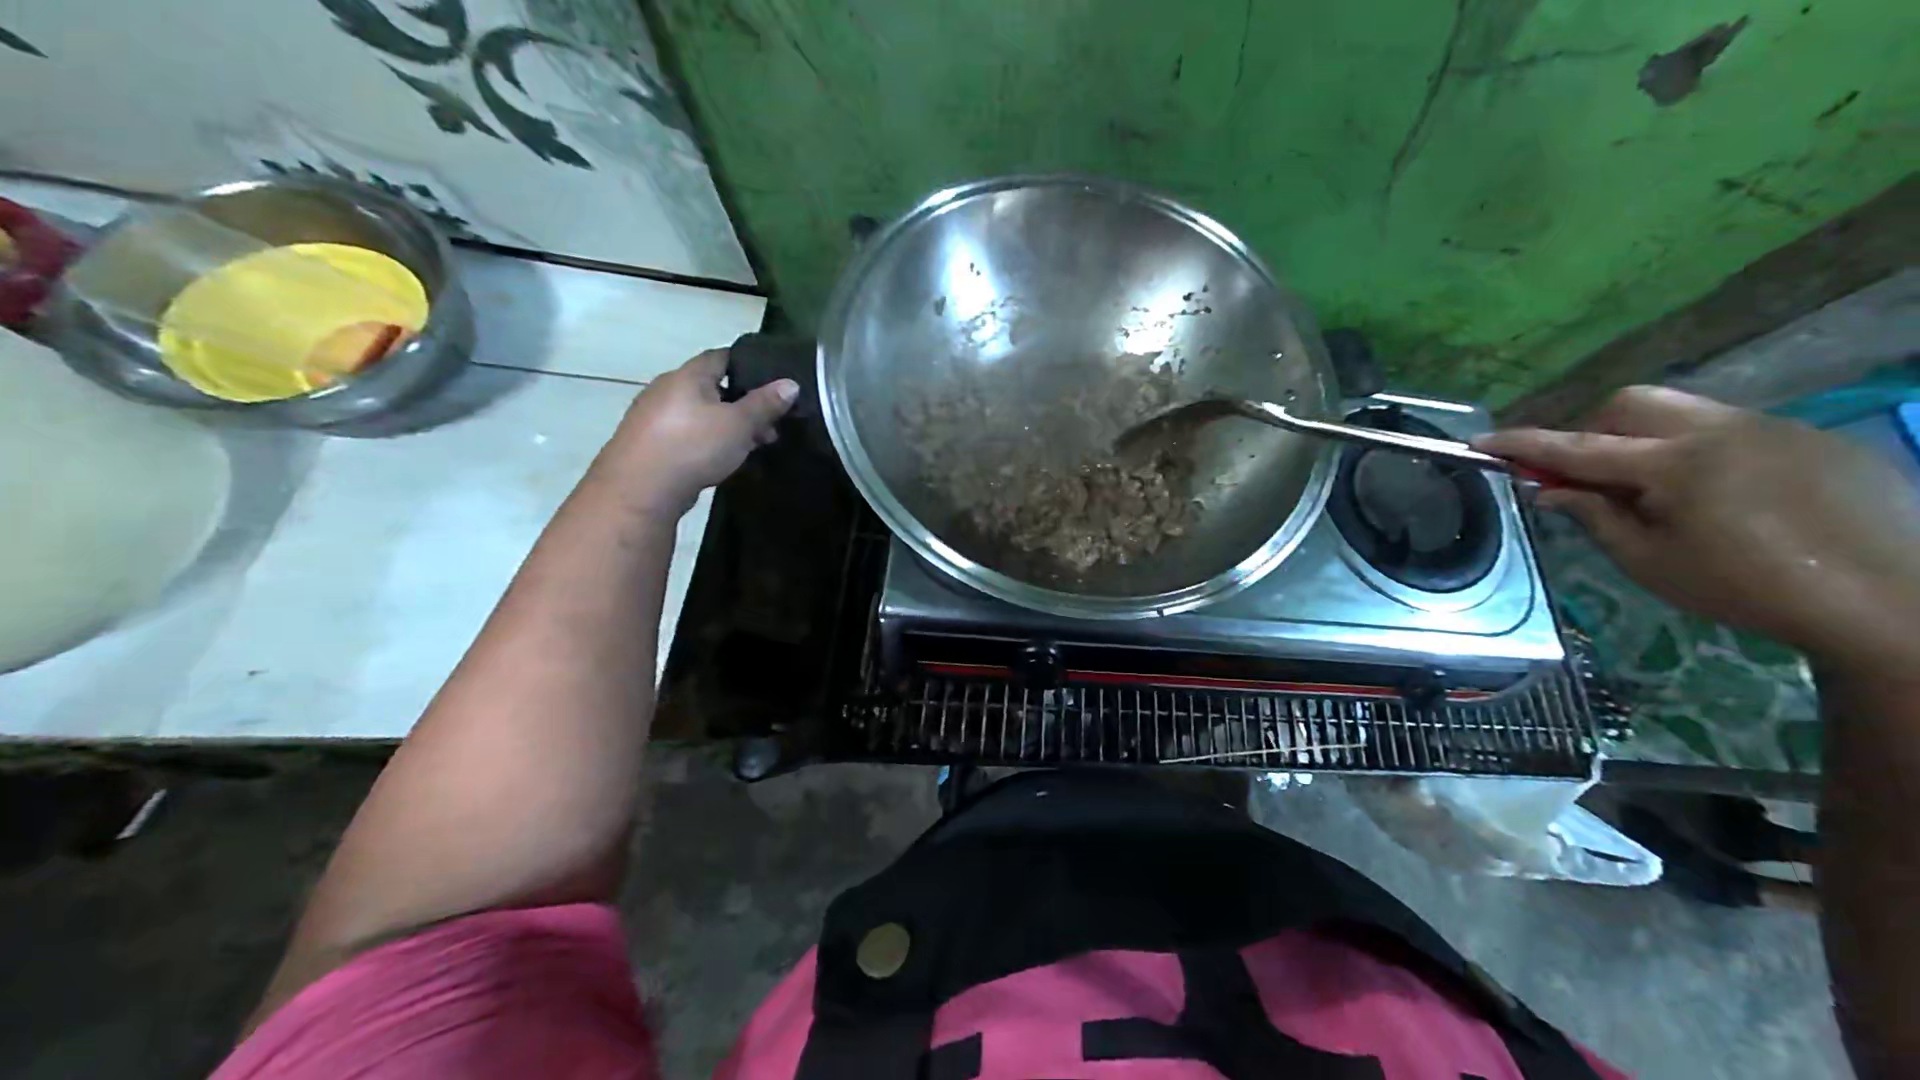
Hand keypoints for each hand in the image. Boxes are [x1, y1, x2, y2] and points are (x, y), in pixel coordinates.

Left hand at [599, 348, 797, 517]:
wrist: (639, 490)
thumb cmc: (693, 446)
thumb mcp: (739, 424)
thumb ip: (765, 404)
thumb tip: (791, 383)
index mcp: (687, 375)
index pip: (721, 357)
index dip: (748, 366)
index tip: (773, 383)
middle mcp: (666, 388)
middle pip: (712, 388)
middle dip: (742, 404)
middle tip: (769, 426)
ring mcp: (653, 417)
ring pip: (699, 413)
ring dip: (726, 426)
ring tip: (751, 446)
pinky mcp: (648, 444)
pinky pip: (686, 433)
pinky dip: (707, 440)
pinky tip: (721, 459)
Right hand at [1477, 386, 1919, 671]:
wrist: (1888, 602)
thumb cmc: (1745, 589)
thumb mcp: (1648, 562)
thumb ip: (1595, 516)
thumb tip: (1551, 490)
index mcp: (1675, 464)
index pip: (1576, 447)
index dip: (1522, 444)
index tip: (1480, 442)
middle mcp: (1721, 430)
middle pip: (1629, 404)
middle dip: (1592, 430)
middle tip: (1589, 477)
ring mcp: (1773, 427)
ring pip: (1680, 409)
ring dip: (1645, 437)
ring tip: (1654, 488)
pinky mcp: (1812, 438)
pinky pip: (1730, 427)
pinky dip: (1697, 449)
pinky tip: (1720, 496)